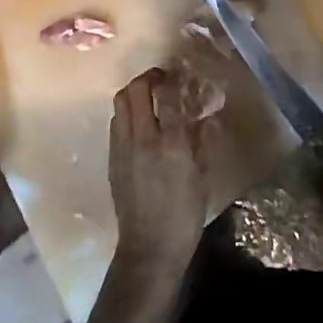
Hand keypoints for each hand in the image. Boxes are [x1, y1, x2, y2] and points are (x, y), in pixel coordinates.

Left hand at [108, 67, 217, 272]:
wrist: (149, 248)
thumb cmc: (184, 215)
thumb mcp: (202, 178)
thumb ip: (205, 143)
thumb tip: (210, 118)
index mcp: (170, 143)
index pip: (167, 96)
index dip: (173, 79)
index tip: (180, 74)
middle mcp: (142, 139)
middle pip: (134, 91)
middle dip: (147, 79)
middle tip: (161, 80)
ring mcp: (122, 148)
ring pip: (120, 104)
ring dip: (134, 94)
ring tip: (149, 99)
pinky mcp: (112, 160)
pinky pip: (116, 124)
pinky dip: (127, 114)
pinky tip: (140, 125)